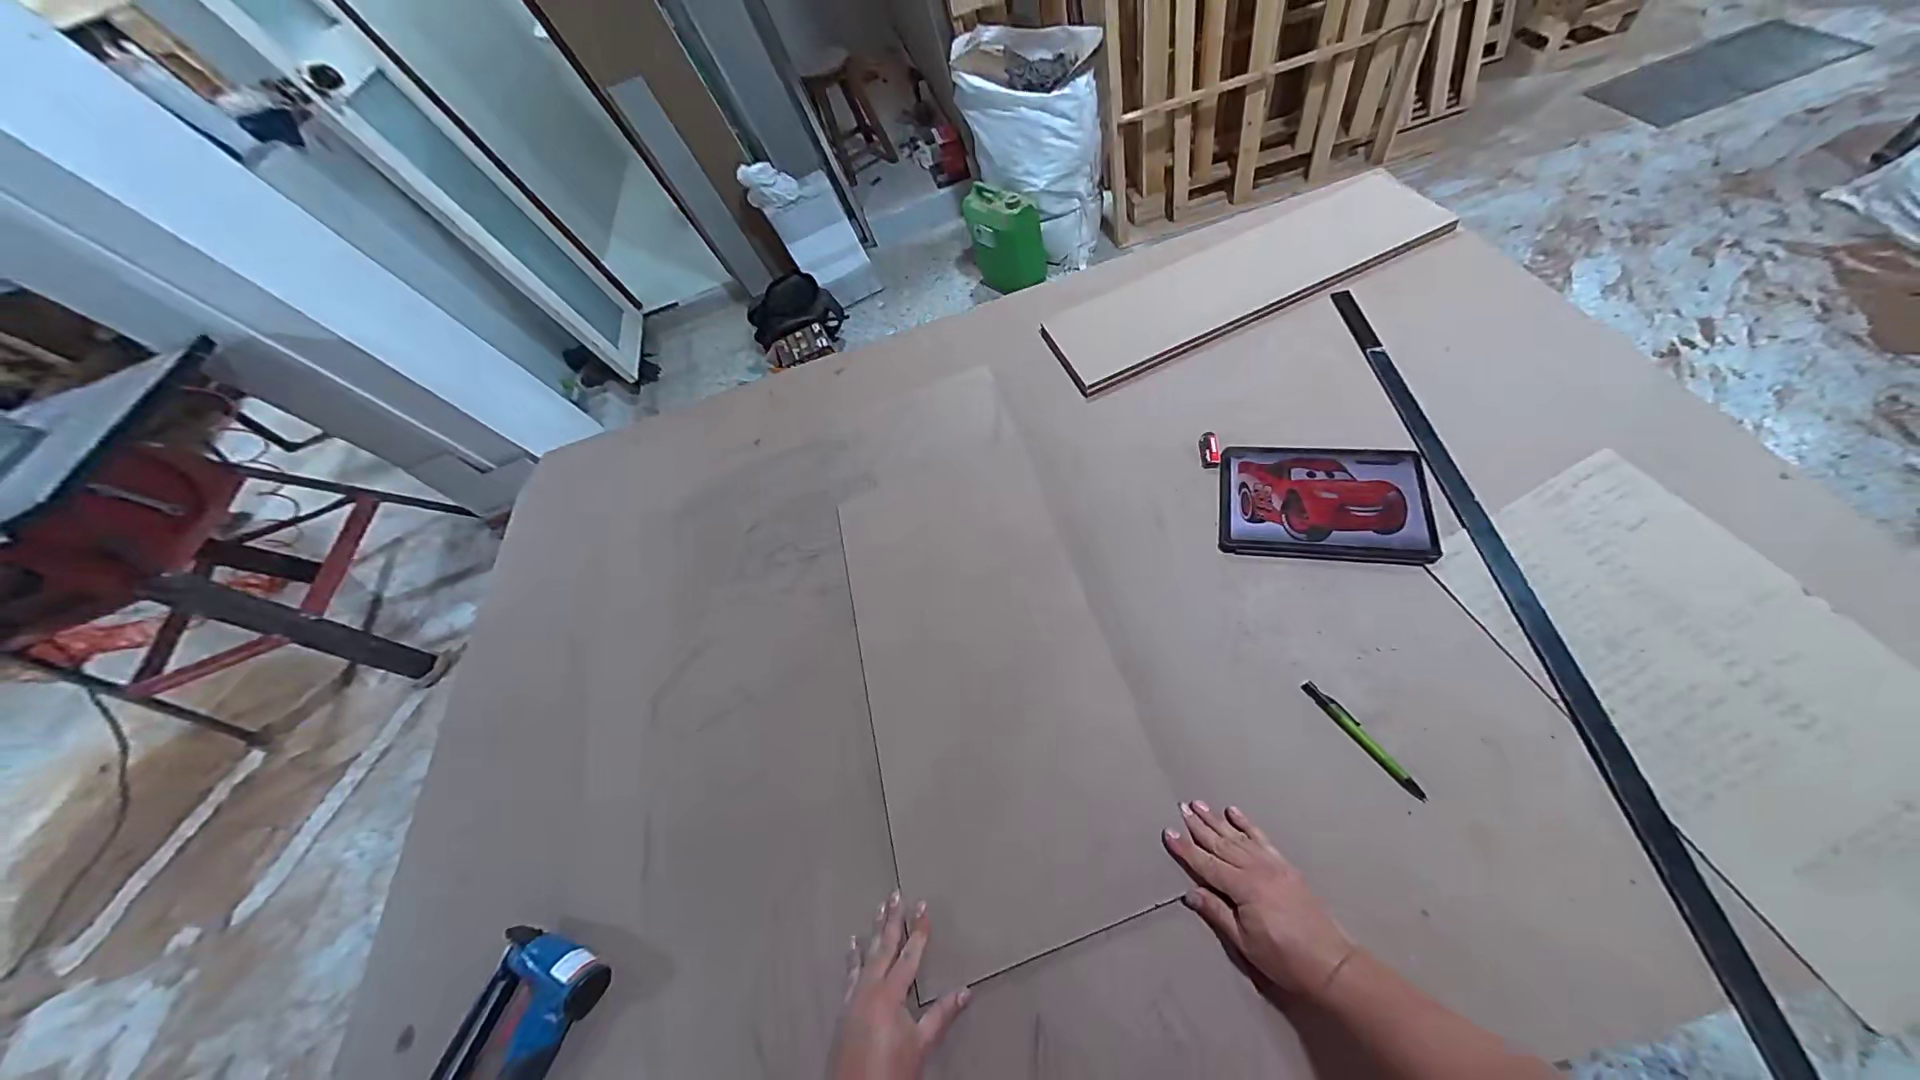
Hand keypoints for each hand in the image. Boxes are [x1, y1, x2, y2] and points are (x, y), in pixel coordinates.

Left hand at [829, 891, 970, 1079]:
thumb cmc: (891, 1071)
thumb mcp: (921, 1044)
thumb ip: (942, 1015)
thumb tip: (965, 991)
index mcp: (891, 993)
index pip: (909, 954)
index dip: (918, 930)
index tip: (923, 906)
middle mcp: (870, 988)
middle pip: (884, 946)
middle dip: (892, 920)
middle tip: (896, 894)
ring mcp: (854, 997)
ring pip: (866, 955)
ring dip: (873, 931)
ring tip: (877, 909)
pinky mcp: (844, 1009)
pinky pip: (850, 973)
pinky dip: (853, 957)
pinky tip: (853, 946)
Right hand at [1163, 801, 1357, 998]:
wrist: (1332, 964)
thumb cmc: (1285, 959)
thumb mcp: (1245, 942)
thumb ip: (1217, 913)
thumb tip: (1191, 893)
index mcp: (1244, 888)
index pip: (1206, 864)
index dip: (1186, 849)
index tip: (1169, 832)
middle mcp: (1257, 869)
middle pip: (1220, 844)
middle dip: (1198, 826)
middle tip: (1181, 807)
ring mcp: (1273, 865)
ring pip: (1238, 837)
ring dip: (1217, 820)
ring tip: (1199, 805)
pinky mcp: (1286, 867)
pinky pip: (1261, 839)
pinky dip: (1247, 825)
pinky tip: (1234, 813)